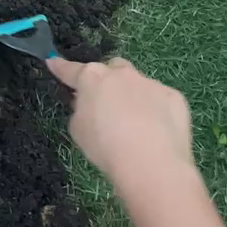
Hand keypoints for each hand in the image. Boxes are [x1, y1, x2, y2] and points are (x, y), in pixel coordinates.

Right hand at [47, 57, 194, 190]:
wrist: (151, 164)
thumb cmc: (105, 147)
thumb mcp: (78, 129)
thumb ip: (80, 110)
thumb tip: (90, 104)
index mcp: (92, 78)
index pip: (71, 70)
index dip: (60, 67)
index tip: (52, 62)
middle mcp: (121, 74)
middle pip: (111, 69)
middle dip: (109, 80)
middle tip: (108, 103)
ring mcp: (150, 83)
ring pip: (139, 84)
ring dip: (134, 97)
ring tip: (137, 125)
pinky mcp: (174, 97)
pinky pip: (161, 100)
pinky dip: (158, 111)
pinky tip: (158, 133)